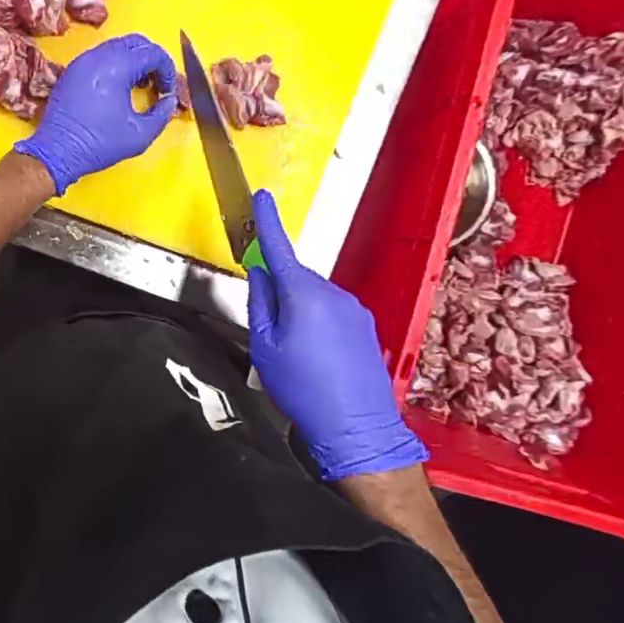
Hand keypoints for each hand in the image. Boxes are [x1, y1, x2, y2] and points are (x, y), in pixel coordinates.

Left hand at [13, 34, 177, 193]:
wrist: (57, 152)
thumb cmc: (98, 144)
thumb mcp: (139, 135)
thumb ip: (162, 115)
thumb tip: (169, 101)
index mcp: (117, 67)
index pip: (153, 53)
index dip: (168, 70)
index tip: (167, 91)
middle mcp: (98, 56)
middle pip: (134, 42)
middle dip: (151, 59)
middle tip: (156, 83)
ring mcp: (82, 62)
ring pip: (115, 47)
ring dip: (132, 61)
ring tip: (137, 85)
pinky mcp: (70, 72)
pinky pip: (98, 58)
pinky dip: (113, 66)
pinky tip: (115, 89)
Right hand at [247, 190, 428, 480]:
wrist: (356, 425)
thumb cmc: (302, 388)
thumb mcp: (264, 346)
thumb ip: (260, 304)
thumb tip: (259, 274)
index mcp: (304, 295)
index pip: (279, 249)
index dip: (268, 222)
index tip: (262, 197)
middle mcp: (333, 294)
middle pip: (295, 278)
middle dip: (277, 291)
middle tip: (266, 329)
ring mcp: (354, 309)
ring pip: (313, 296)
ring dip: (297, 311)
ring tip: (291, 353)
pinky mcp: (365, 326)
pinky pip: (331, 311)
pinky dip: (315, 323)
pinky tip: (312, 356)